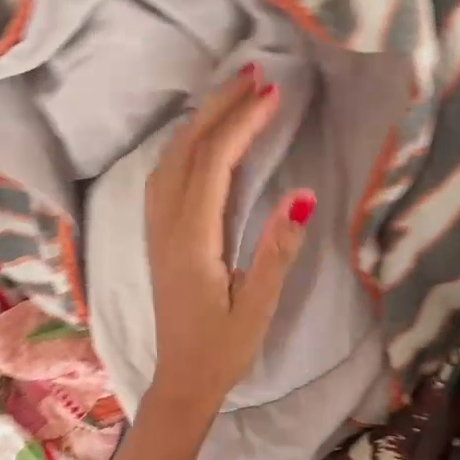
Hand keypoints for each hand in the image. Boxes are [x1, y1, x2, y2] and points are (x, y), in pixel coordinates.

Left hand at [143, 66, 314, 412]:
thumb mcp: (257, 308)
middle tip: (254, 77)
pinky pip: (164, 179)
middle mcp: (167, 228)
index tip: (272, 96)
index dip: (241, 124)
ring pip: (170, 161)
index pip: (214, 164)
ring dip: (199, 123)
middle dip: (219, 108)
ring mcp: (157, 234)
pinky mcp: (158, 242)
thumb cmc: (222, 353)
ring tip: (232, 99)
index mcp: (192, 242)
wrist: (182, 382)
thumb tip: (301, 197)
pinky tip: (200, 144)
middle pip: (187, 150)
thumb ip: (276, 252)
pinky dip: (184, 148)